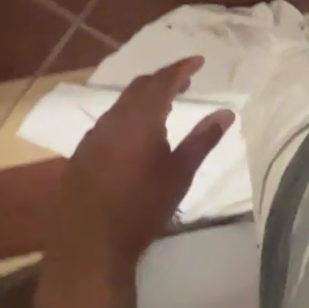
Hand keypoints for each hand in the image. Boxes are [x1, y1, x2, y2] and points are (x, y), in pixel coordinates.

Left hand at [40, 58, 232, 304]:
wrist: (89, 246)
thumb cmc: (142, 207)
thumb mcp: (181, 173)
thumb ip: (203, 139)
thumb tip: (227, 112)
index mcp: (140, 119)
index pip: (163, 81)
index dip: (181, 67)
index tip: (199, 61)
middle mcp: (114, 120)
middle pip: (139, 87)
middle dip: (163, 79)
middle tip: (185, 82)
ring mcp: (93, 137)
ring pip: (121, 104)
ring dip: (144, 97)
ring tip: (164, 106)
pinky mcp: (81, 155)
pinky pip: (108, 121)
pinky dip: (128, 115)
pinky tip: (135, 134)